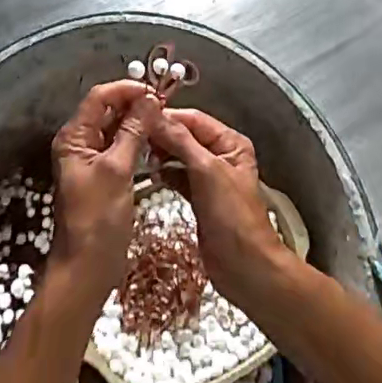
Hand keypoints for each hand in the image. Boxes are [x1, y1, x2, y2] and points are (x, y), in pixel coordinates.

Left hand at [50, 80, 155, 294]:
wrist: (85, 271)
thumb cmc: (98, 220)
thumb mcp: (117, 171)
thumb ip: (133, 131)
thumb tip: (150, 99)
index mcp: (74, 137)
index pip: (100, 97)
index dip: (127, 89)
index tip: (155, 92)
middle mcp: (79, 142)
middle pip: (107, 110)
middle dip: (135, 104)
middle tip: (165, 106)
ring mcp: (90, 159)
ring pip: (115, 128)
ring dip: (138, 122)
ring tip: (165, 121)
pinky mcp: (102, 175)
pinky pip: (119, 147)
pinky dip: (136, 141)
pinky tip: (155, 143)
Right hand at [148, 108, 286, 304]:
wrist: (246, 268)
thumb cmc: (233, 217)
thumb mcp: (207, 171)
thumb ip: (180, 141)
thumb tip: (154, 114)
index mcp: (230, 143)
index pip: (194, 119)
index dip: (168, 117)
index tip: (139, 116)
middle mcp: (221, 156)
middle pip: (185, 136)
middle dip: (162, 136)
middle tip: (135, 137)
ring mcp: (209, 178)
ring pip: (180, 156)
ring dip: (162, 154)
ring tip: (140, 155)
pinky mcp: (199, 198)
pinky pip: (178, 177)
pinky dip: (165, 174)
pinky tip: (151, 174)